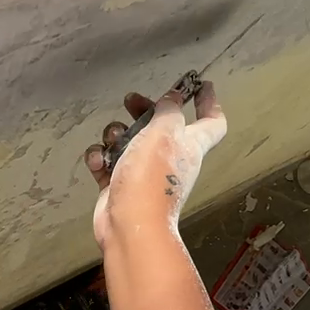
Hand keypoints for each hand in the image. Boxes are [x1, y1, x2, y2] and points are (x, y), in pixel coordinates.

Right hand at [82, 82, 226, 248]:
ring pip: (129, 142)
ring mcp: (143, 174)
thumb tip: (175, 98)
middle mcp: (170, 159)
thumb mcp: (164, 132)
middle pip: (160, 126)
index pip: (212, 123)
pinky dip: (100, 159)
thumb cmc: (151, 177)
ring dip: (116, 134)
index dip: (210, 102)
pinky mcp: (119, 186)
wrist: (129, 224)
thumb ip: (169, 110)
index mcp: (190, 146)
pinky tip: (97, 162)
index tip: (202, 85)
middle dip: (145, 109)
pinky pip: (108, 163)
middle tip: (130, 100)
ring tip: (112, 140)